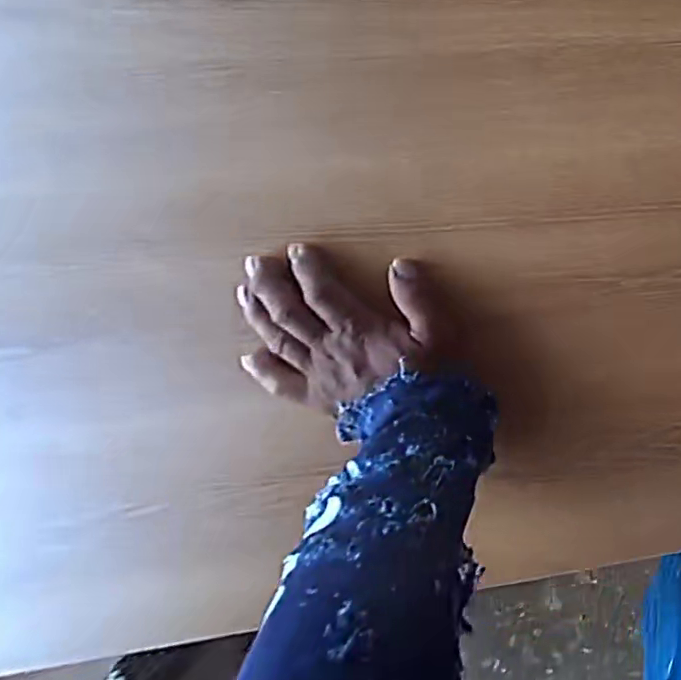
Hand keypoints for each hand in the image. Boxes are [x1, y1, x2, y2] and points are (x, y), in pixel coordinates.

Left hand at [236, 243, 455, 415]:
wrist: (418, 429)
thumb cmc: (429, 378)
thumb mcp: (435, 332)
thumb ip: (416, 298)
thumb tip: (399, 265)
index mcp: (356, 329)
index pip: (323, 292)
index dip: (307, 270)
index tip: (296, 251)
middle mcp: (328, 348)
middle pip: (289, 313)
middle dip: (270, 286)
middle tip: (255, 264)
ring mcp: (318, 374)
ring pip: (279, 341)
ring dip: (258, 316)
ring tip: (244, 293)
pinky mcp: (316, 398)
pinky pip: (282, 384)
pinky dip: (263, 370)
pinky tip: (250, 357)